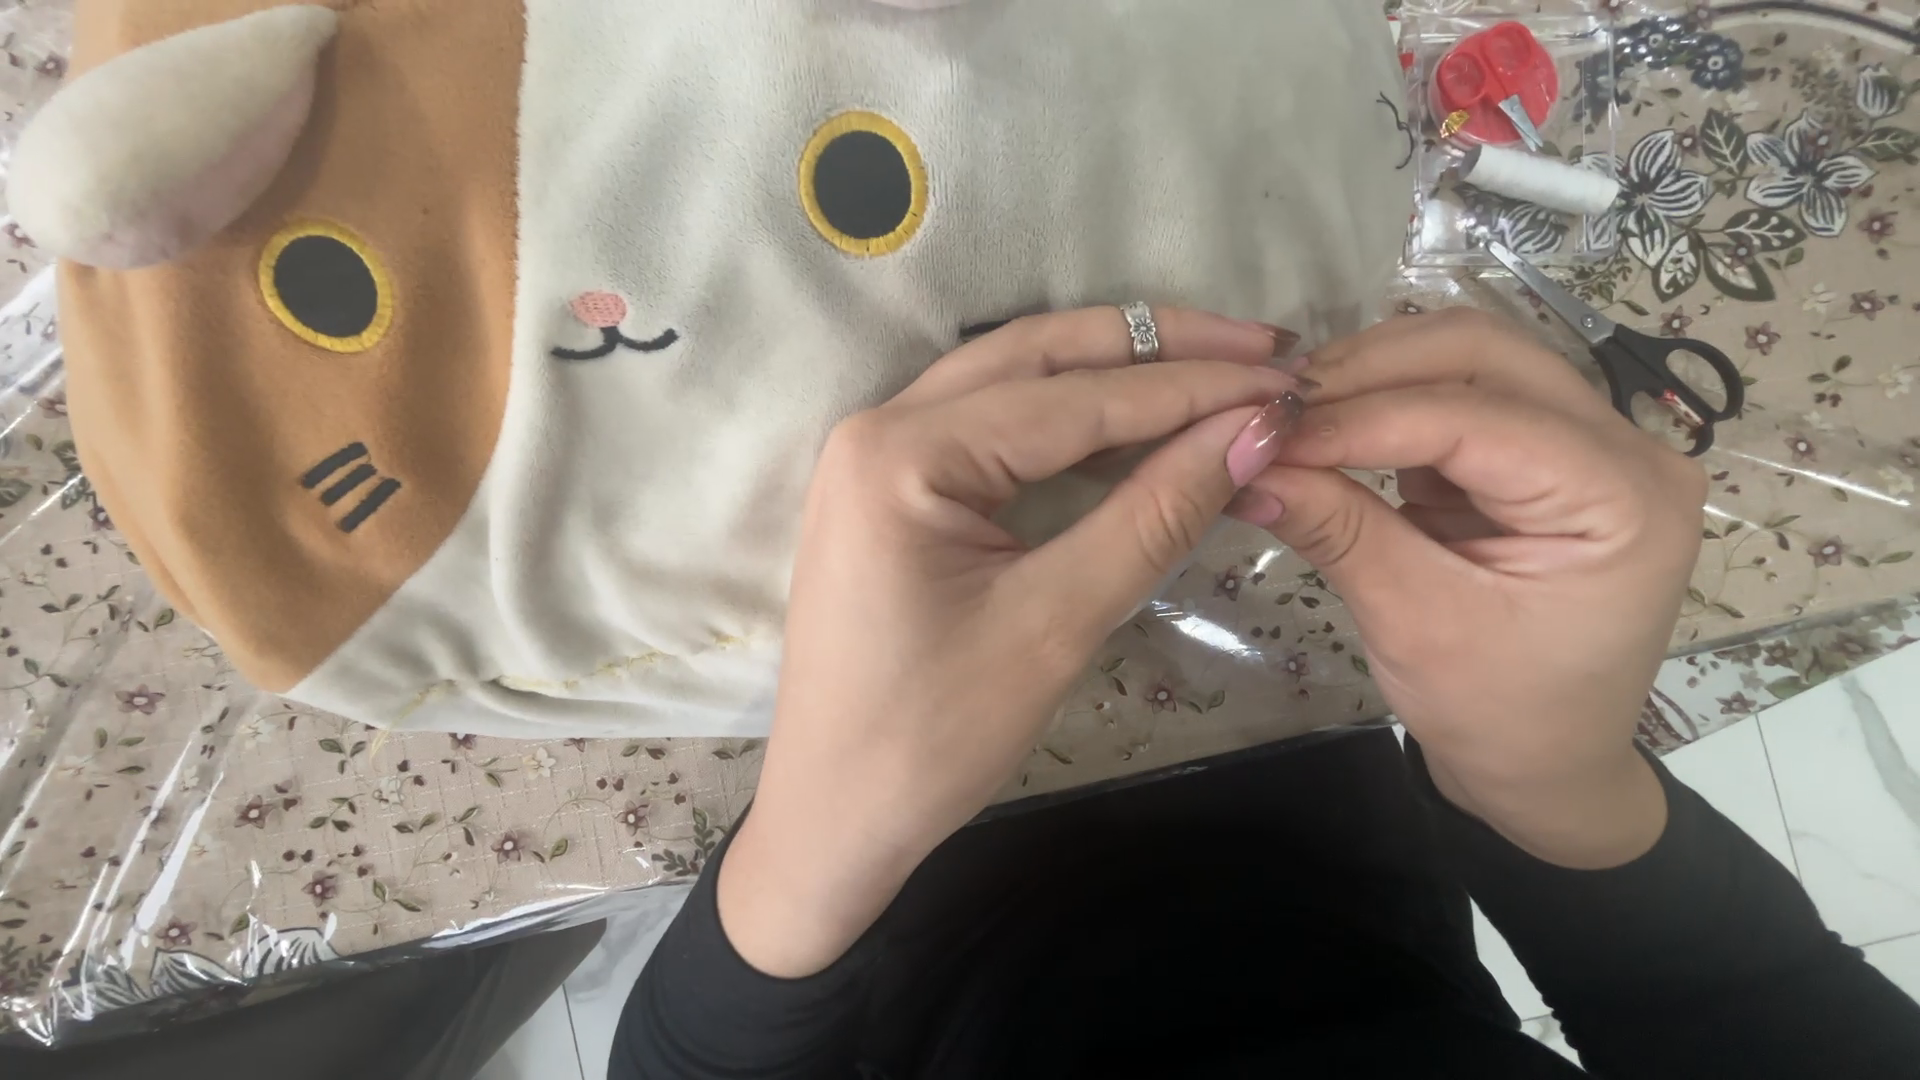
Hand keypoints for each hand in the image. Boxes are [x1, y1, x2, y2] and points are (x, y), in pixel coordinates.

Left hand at [720, 308, 1305, 976]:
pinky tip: (1133, 423)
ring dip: (1113, 372)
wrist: (836, 814)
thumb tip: (1251, 431)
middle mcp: (881, 426)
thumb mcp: (1053, 624)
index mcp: (903, 452)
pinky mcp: (889, 489)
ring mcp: (877, 454)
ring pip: (1013, 381)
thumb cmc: (932, 736)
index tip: (1286, 379)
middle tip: (1262, 347)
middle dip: (1154, 347)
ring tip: (1216, 371)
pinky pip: (990, 428)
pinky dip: (1068, 419)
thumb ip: (1152, 515)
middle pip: (1037, 356)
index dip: (1190, 387)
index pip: (1074, 397)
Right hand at [1235, 310, 1707, 868]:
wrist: (1538, 761)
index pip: (1472, 417)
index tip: (1265, 434)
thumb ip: (1337, 531)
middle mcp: (1617, 447)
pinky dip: (1378, 403)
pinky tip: (1325, 427)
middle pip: (1484, 353)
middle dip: (1369, 368)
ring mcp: (1575, 446)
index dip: (1358, 417)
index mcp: (1620, 497)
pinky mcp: (1526, 460)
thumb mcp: (1412, 624)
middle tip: (1277, 403)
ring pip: (1467, 360)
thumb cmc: (1496, 712)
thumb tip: (1247, 467)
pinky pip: (1450, 398)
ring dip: (1371, 375)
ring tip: (1291, 412)